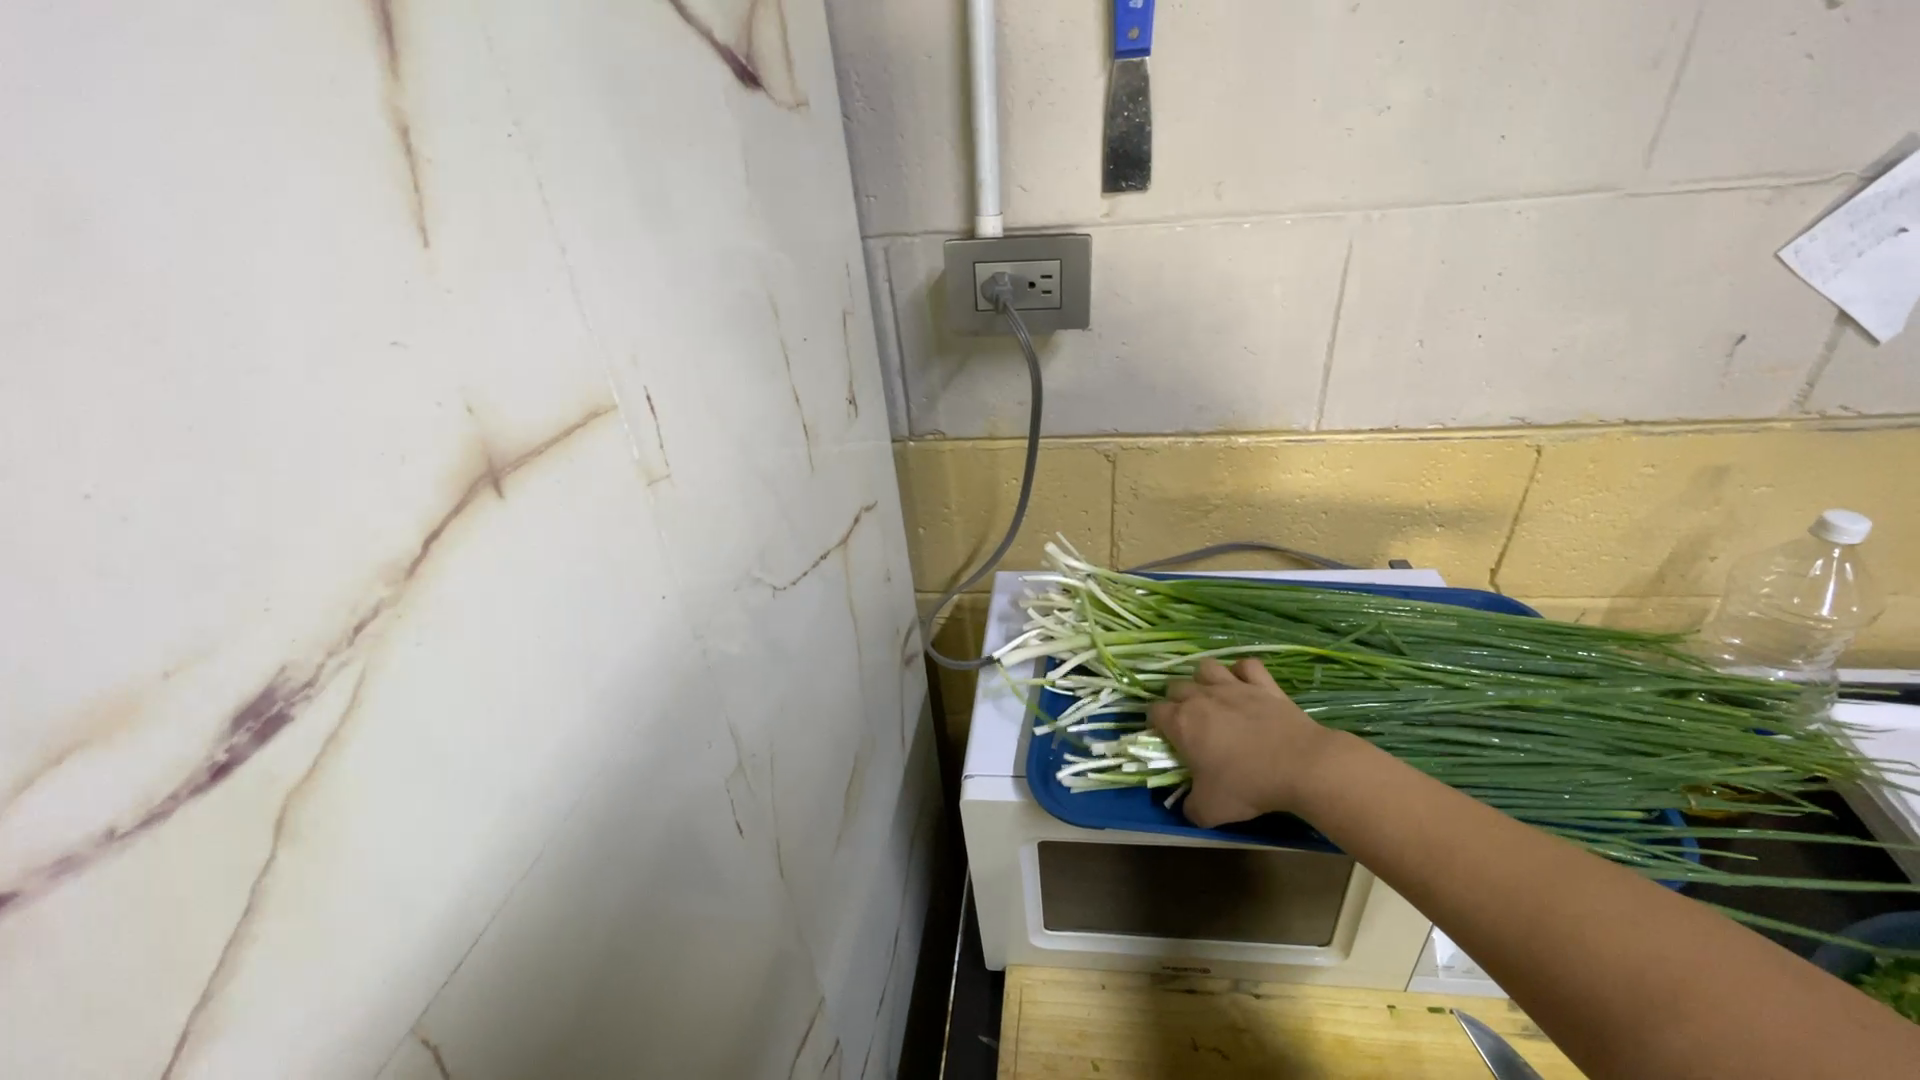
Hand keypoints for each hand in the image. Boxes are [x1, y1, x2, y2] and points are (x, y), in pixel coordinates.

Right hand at [1149, 657, 1339, 827]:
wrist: (1300, 765)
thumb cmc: (1248, 785)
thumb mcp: (1210, 810)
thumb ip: (1190, 808)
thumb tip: (1187, 808)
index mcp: (1182, 723)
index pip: (1154, 712)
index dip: (1156, 724)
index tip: (1167, 739)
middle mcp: (1201, 697)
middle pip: (1176, 686)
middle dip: (1176, 701)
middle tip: (1189, 723)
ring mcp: (1234, 686)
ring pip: (1206, 667)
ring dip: (1203, 679)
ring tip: (1211, 697)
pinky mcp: (1263, 684)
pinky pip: (1246, 665)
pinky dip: (1242, 672)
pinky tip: (1245, 685)